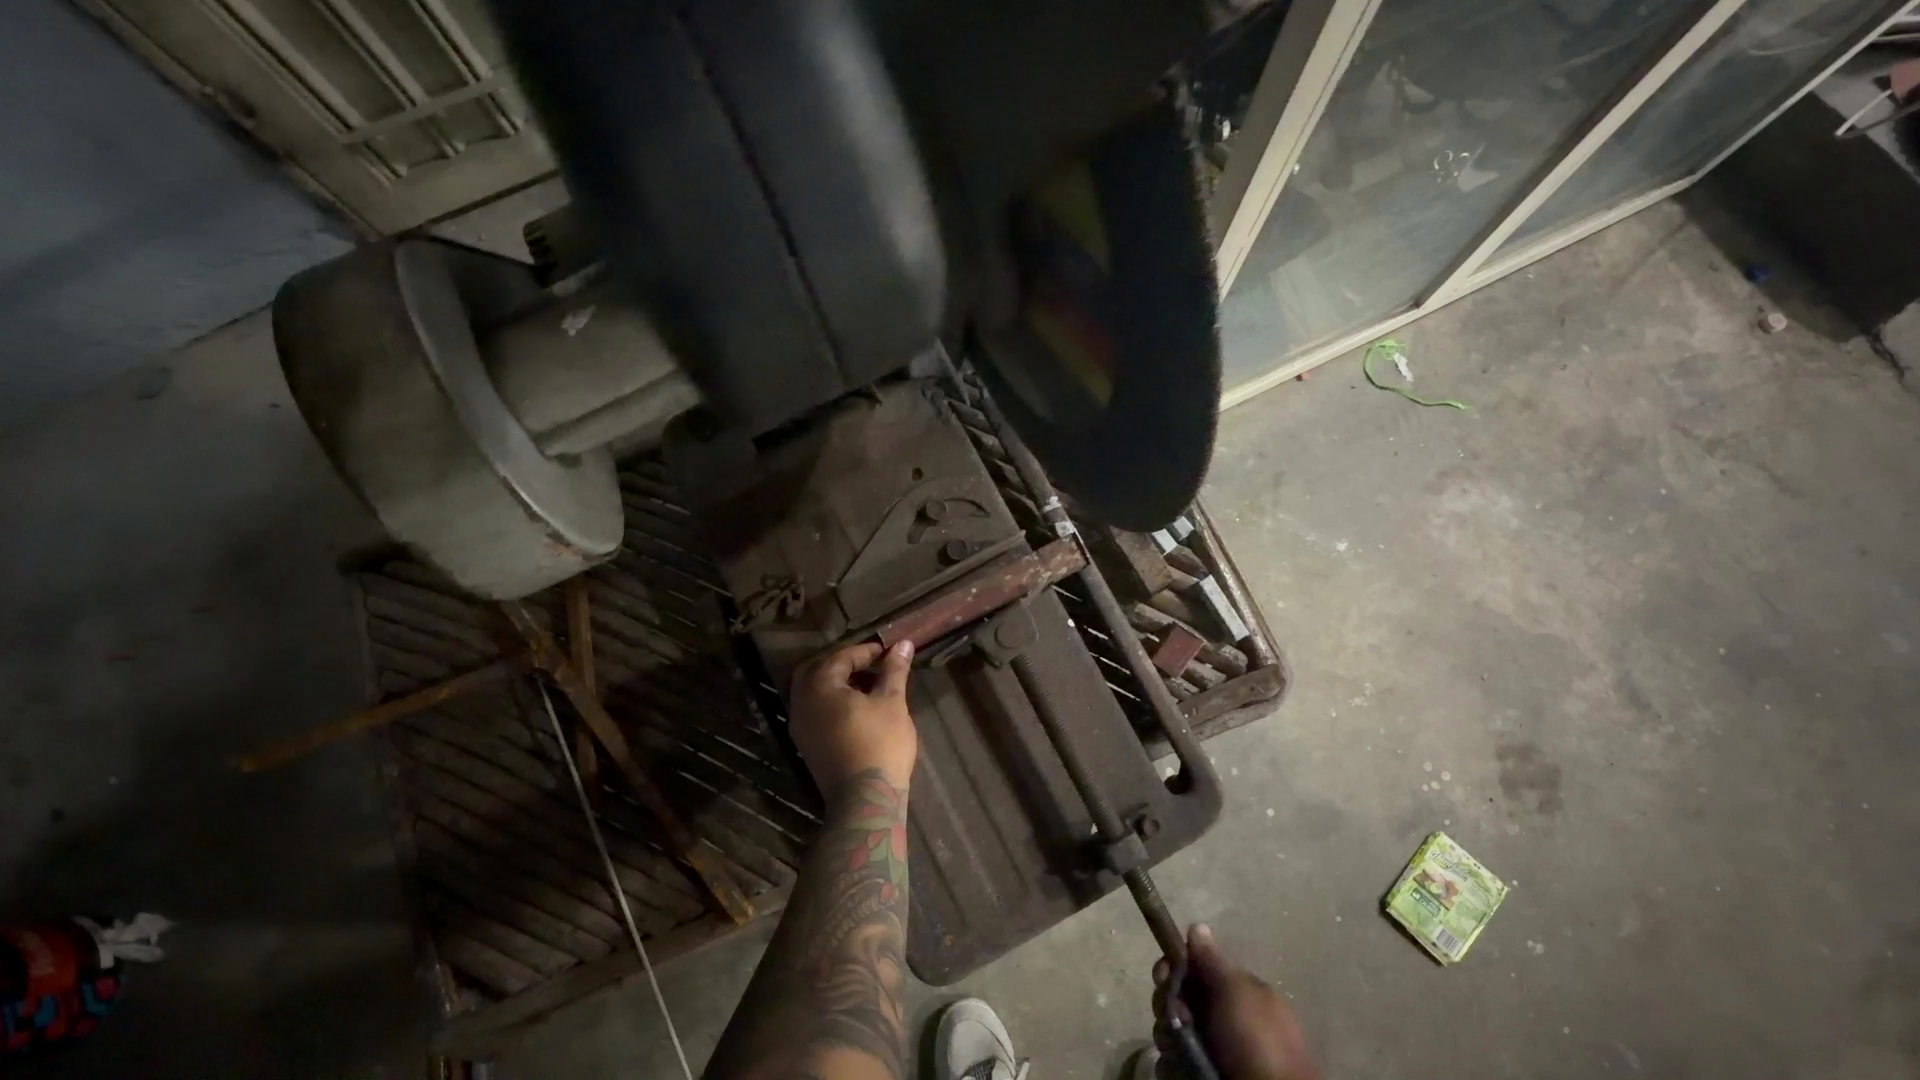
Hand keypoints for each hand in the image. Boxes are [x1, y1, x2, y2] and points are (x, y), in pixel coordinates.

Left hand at [788, 640, 916, 798]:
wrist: (864, 799)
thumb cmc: (880, 743)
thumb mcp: (891, 702)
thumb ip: (894, 670)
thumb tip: (903, 644)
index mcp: (820, 686)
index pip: (840, 657)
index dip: (865, 651)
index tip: (887, 653)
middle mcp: (801, 703)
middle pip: (817, 671)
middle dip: (843, 664)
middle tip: (870, 665)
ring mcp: (800, 727)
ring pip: (813, 692)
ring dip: (836, 684)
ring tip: (867, 687)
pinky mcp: (806, 745)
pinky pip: (814, 712)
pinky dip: (831, 703)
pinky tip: (856, 710)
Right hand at [1154, 924, 1316, 1079]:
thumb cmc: (1258, 1042)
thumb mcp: (1238, 993)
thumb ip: (1212, 961)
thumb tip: (1196, 926)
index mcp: (1235, 993)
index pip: (1192, 969)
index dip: (1173, 969)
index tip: (1163, 977)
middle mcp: (1220, 1018)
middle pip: (1175, 999)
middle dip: (1167, 1005)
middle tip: (1176, 1020)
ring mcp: (1208, 1049)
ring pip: (1169, 1031)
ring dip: (1167, 1038)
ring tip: (1180, 1051)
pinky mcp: (1198, 1075)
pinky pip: (1171, 1063)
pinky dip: (1171, 1066)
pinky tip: (1180, 1069)